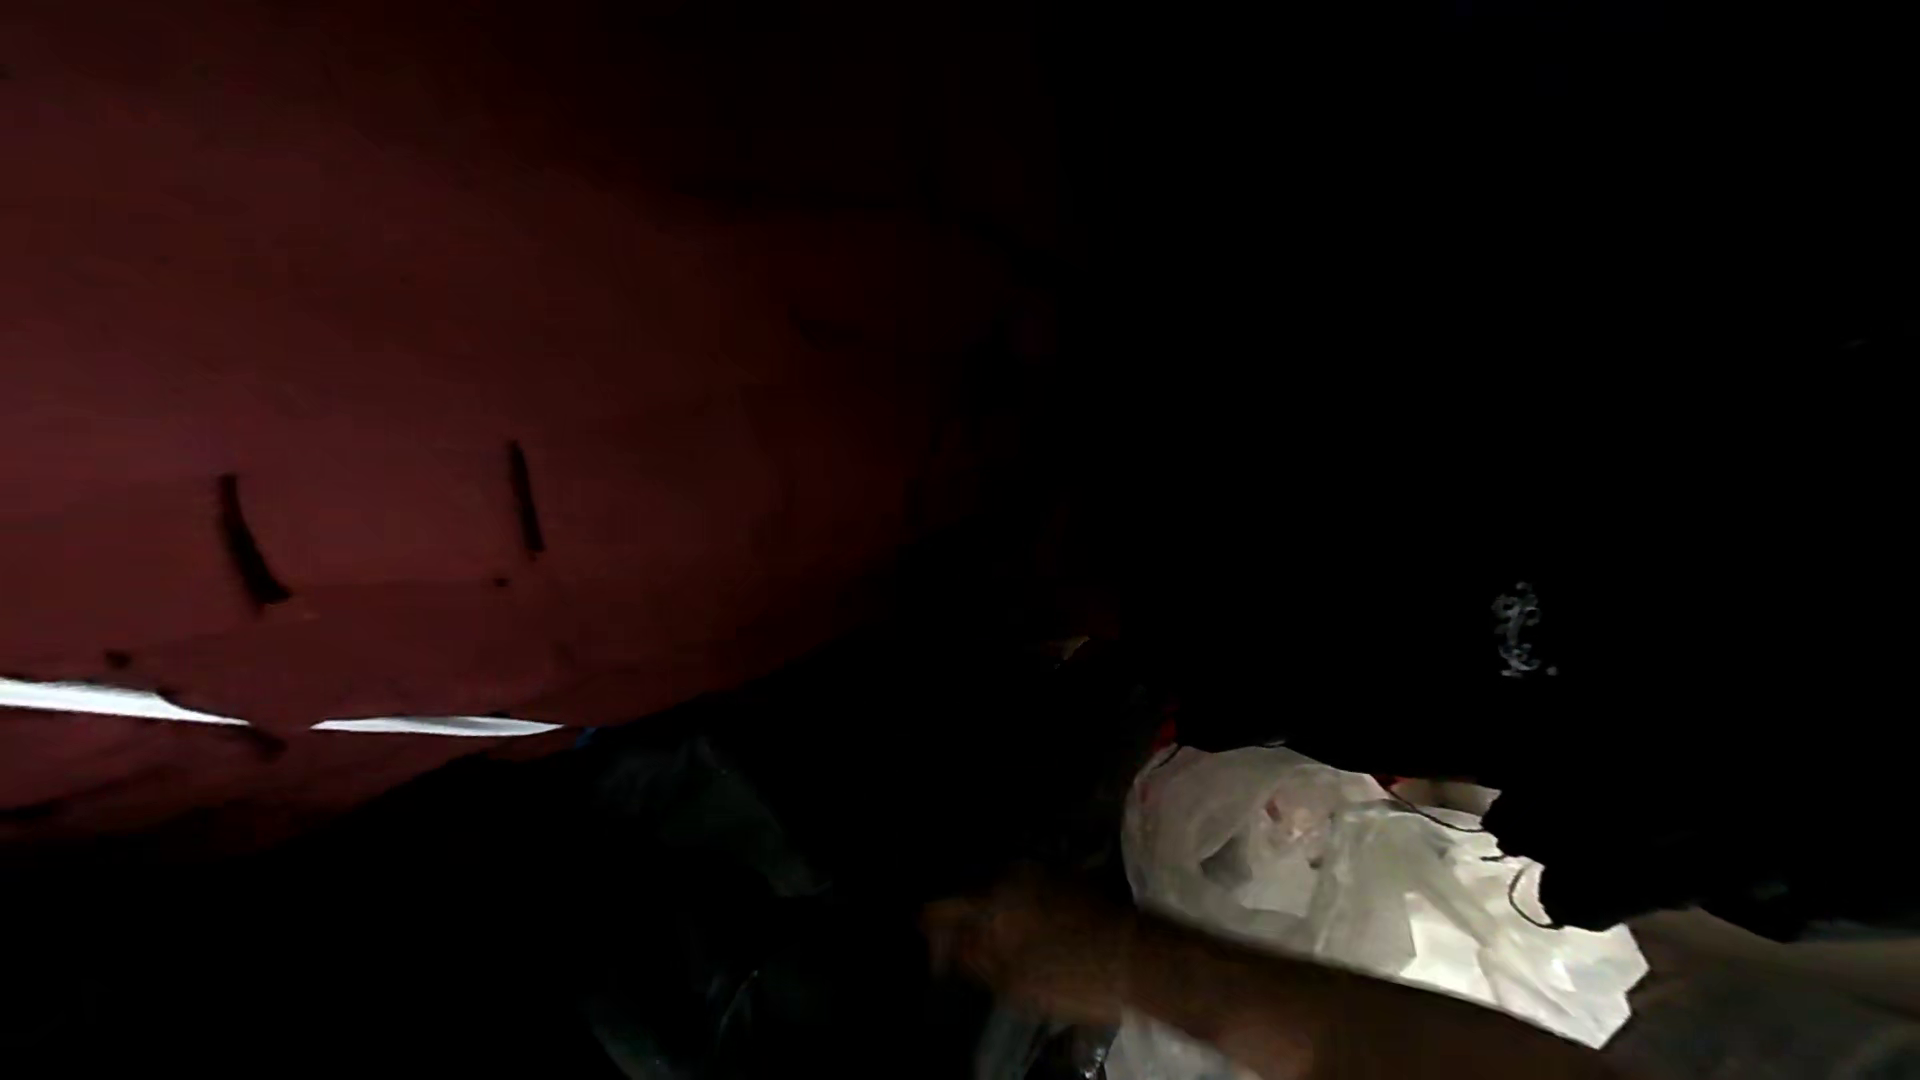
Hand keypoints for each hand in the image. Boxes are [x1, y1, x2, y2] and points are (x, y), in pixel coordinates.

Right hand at [922, 867, 1137, 1024]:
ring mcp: (1037, 870)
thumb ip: (975, 958)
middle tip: (967, 957)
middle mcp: (1010, 873)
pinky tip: (1024, 937)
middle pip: (970, 894)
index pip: (943, 906)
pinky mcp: (1059, 876)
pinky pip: (1021, 890)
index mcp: (993, 897)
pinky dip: (1014, 911)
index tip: (939, 961)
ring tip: (996, 950)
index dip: (934, 934)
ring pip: (997, 891)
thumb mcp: (1013, 981)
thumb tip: (952, 946)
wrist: (1133, 953)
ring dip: (991, 917)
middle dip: (964, 924)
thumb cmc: (1070, 973)